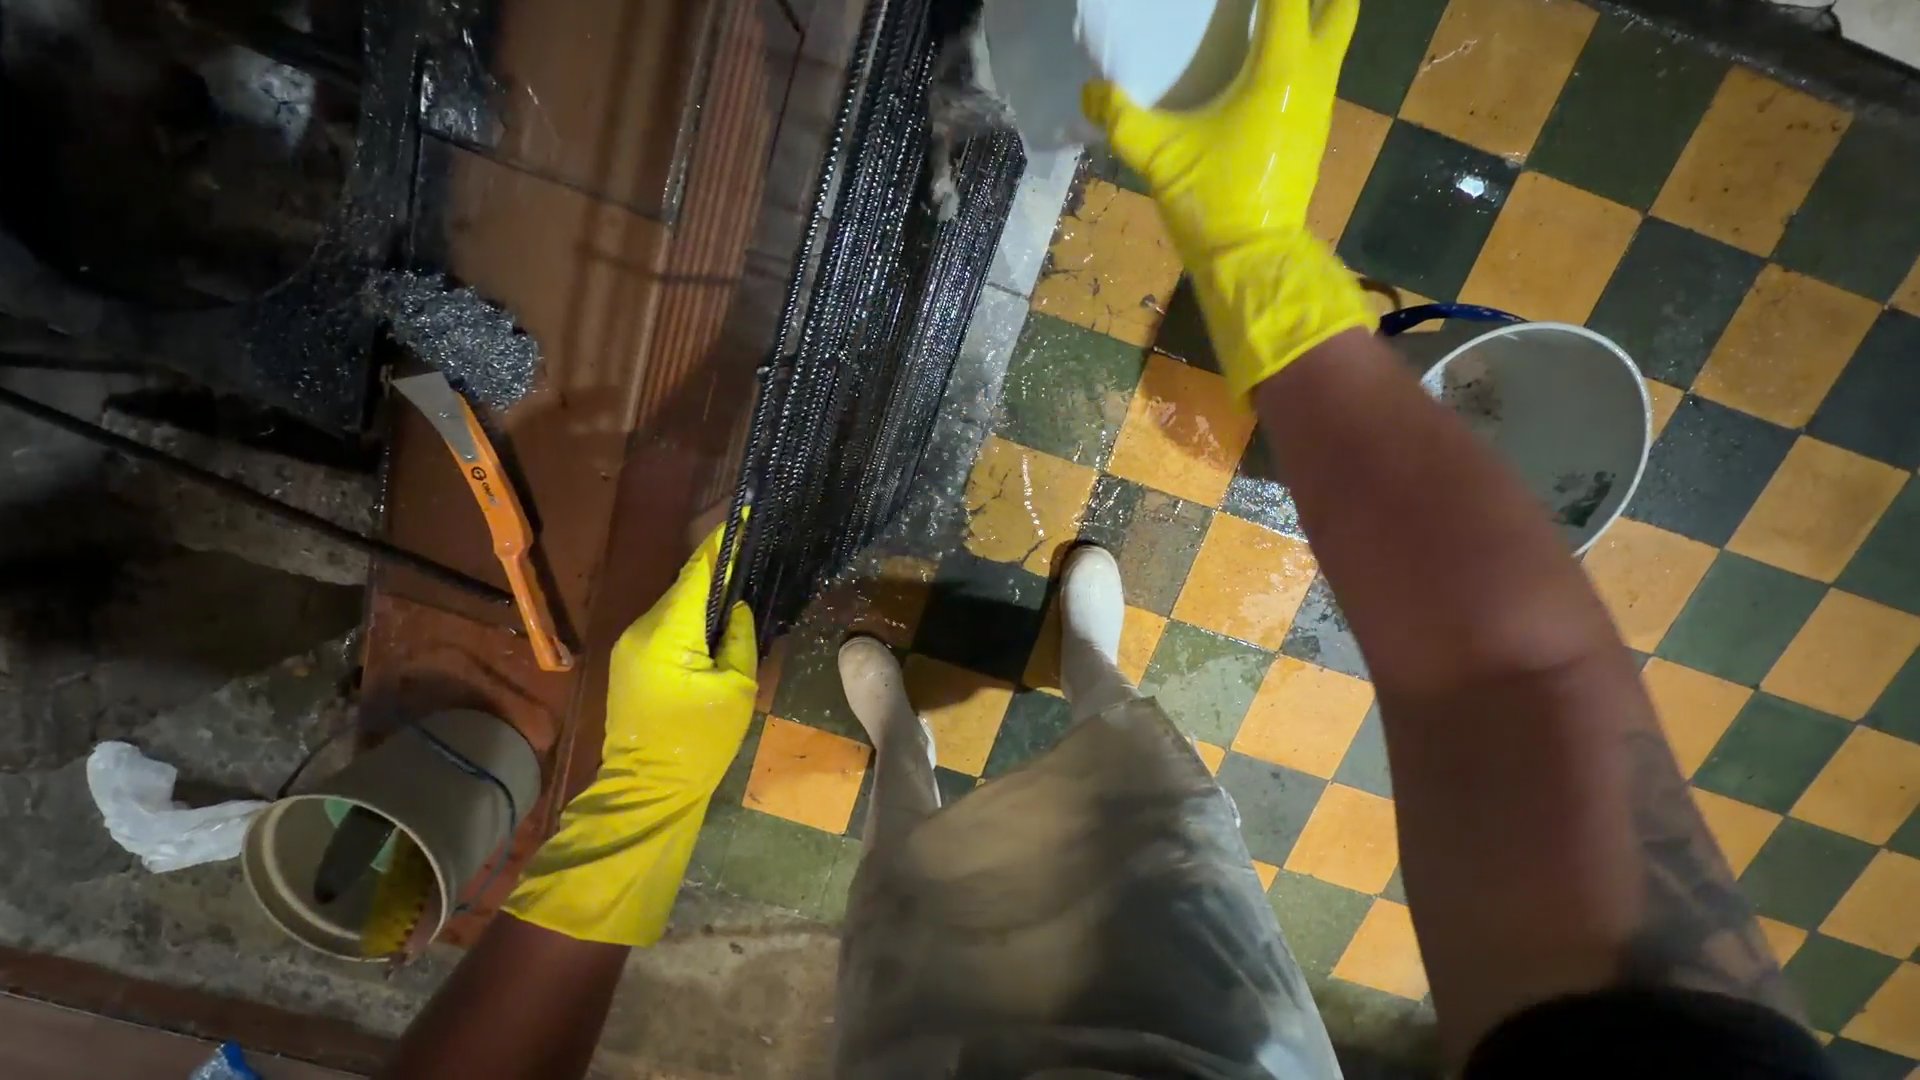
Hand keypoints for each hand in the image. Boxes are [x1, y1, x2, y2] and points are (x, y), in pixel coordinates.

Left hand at [503, 519, 754, 945]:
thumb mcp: (736, 688)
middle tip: (752, 557)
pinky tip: (713, 625)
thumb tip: (736, 607)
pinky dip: (688, 621)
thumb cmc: (698, 743)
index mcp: (666, 633)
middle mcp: (640, 630)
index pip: (696, 573)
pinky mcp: (629, 663)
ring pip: (673, 608)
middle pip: (683, 588)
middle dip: (716, 572)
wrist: (648, 790)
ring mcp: (629, 647)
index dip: (721, 544)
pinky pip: (664, 628)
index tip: (743, 517)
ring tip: (739, 590)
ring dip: (702, 599)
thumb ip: (738, 638)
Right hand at [1083, 0, 1373, 399]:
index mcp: (1279, 71)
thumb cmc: (1211, 202)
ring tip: (1269, 14)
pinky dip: (1302, 55)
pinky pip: (1318, 74)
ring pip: (1334, 42)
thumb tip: (1089, 92)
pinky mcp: (1312, 135)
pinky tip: (1266, 66)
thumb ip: (1122, 120)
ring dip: (1312, 18)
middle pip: (1341, 6)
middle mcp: (1312, 78)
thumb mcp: (1159, 158)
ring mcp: (1319, 108)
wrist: (1249, 260)